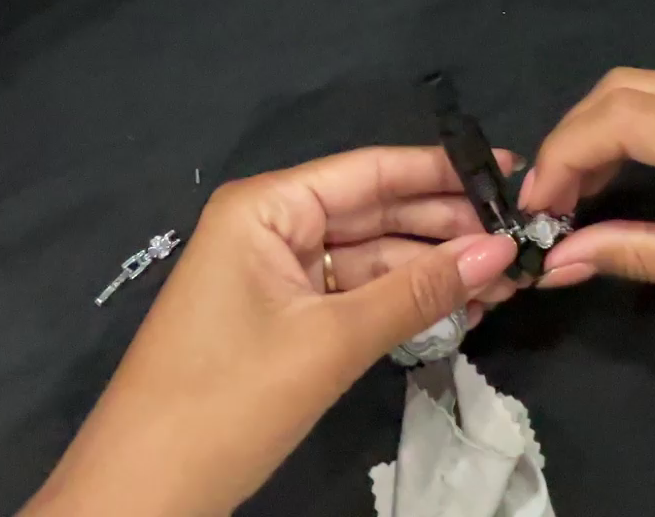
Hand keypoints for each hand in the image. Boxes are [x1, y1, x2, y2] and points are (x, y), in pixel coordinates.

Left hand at [24, 147, 519, 516]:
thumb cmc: (226, 402)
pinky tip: (460, 306)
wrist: (135, 507)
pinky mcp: (286, 313)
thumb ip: (420, 291)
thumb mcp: (333, 342)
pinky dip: (403, 300)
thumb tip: (503, 250)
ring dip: (432, 269)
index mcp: (270, 205)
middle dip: (446, 228)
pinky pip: (355, 292)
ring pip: (372, 255)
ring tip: (505, 278)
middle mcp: (275, 224)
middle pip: (376, 211)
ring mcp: (279, 271)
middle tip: (519, 238)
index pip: (372, 171)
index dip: (443, 171)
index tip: (509, 171)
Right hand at [519, 68, 654, 361]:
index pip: (627, 118)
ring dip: (597, 128)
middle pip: (626, 86)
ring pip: (646, 83)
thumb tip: (562, 255)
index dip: (566, 152)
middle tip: (550, 199)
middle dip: (571, 136)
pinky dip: (631, 125)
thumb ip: (644, 254)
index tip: (537, 204)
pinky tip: (622, 170)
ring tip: (576, 189)